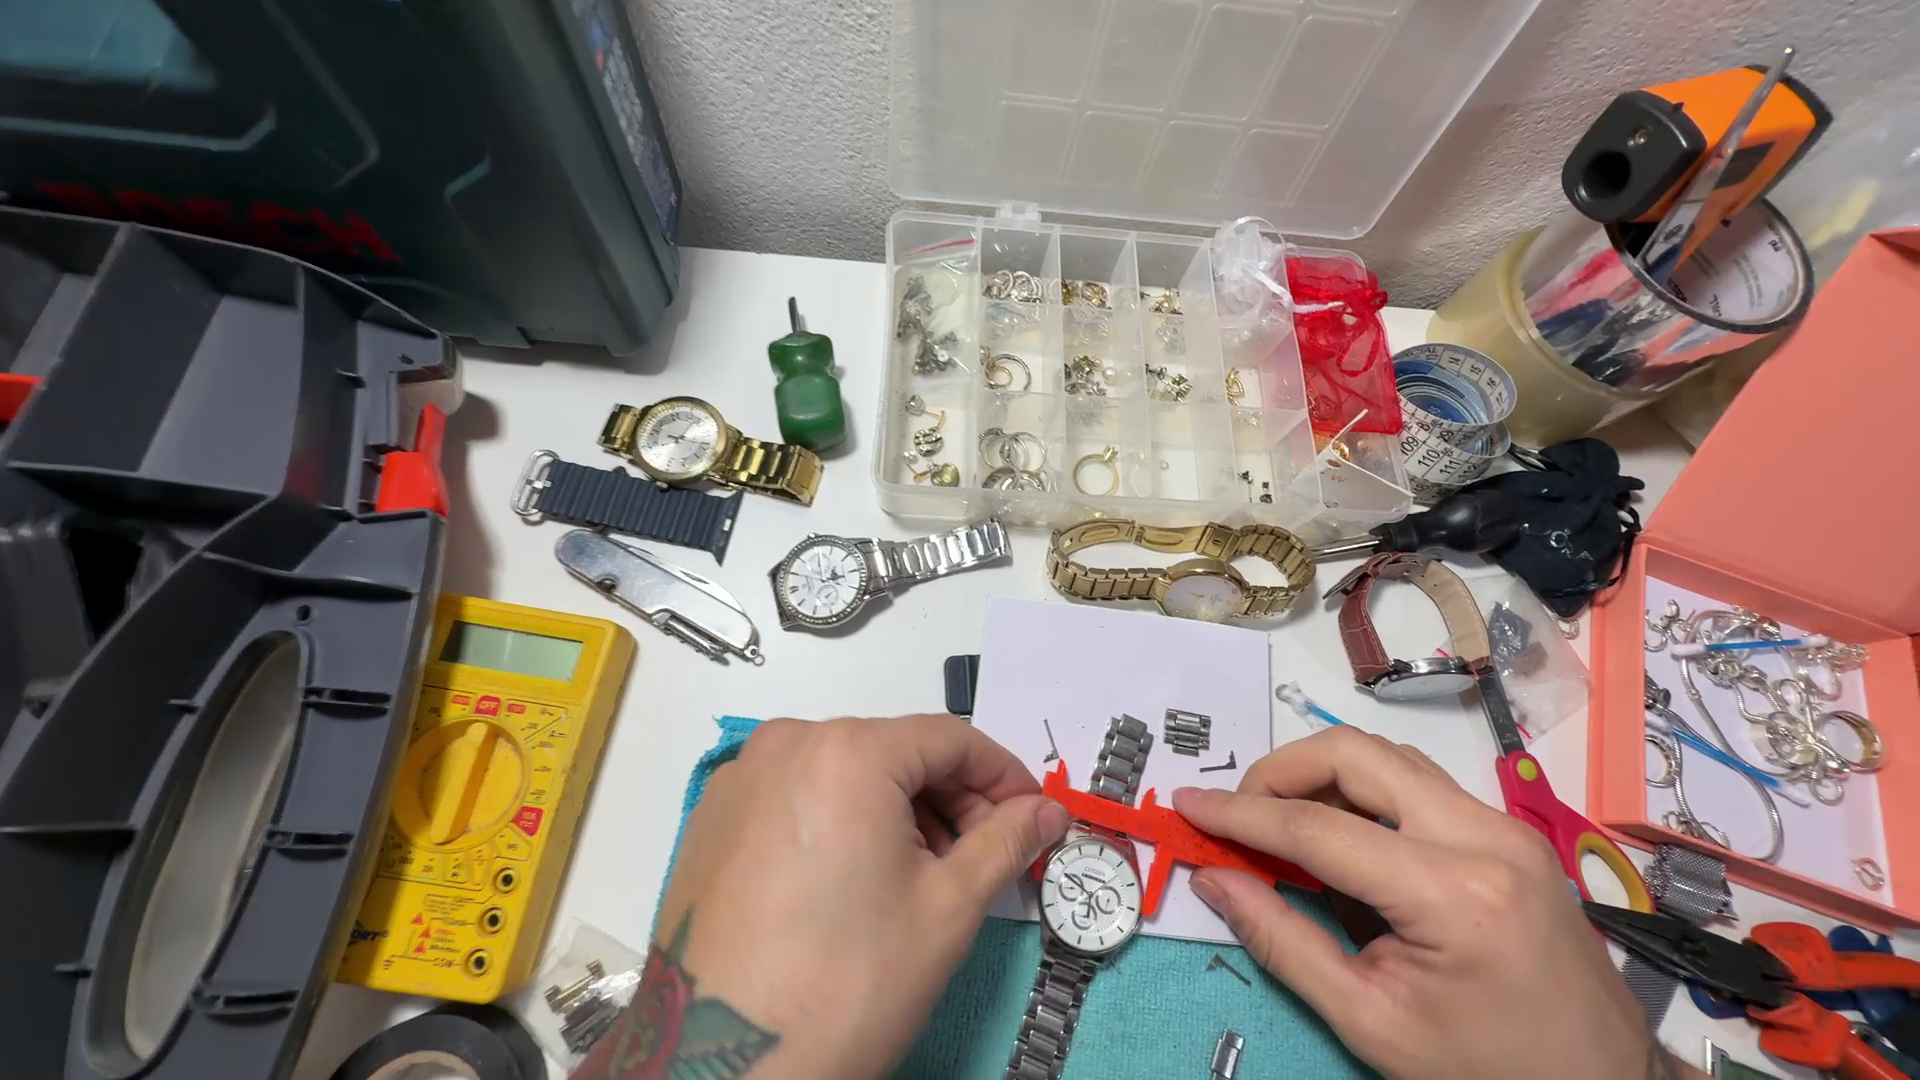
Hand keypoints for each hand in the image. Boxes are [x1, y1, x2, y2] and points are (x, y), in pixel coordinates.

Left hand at [576, 715, 1067, 1079]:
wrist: (717, 1068)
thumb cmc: (847, 983)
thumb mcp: (947, 908)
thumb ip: (1006, 841)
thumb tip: (1049, 810)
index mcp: (847, 750)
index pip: (950, 739)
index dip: (1002, 775)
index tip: (1031, 815)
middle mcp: (788, 742)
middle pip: (896, 751)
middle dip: (952, 798)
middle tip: (983, 855)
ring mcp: (742, 776)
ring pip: (848, 772)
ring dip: (900, 810)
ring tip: (925, 873)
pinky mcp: (714, 815)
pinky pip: (802, 794)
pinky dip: (845, 819)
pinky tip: (859, 878)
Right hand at [1173, 727, 1701, 1079]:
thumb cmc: (1485, 1073)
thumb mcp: (1369, 1022)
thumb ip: (1281, 941)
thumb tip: (1212, 876)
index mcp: (1453, 895)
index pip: (1318, 828)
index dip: (1240, 814)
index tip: (1188, 805)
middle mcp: (1483, 837)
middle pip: (1354, 754)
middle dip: (1279, 769)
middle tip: (1239, 811)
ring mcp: (1502, 825)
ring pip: (1385, 756)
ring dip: (1318, 774)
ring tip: (1280, 821)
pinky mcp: (1505, 829)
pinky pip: (1413, 780)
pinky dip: (1358, 788)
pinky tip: (1337, 831)